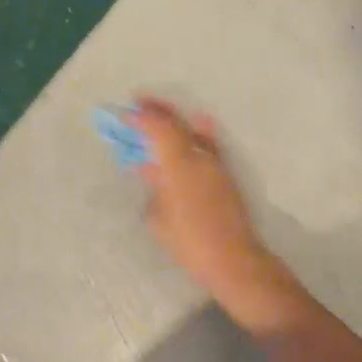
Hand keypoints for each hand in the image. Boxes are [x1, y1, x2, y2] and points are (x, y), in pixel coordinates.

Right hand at [128, 97, 305, 330]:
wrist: (233, 260)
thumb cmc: (190, 242)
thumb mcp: (159, 219)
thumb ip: (155, 191)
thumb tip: (155, 176)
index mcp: (180, 164)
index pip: (160, 129)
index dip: (142, 118)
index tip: (127, 112)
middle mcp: (200, 157)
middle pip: (179, 124)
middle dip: (159, 111)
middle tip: (141, 102)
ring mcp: (217, 165)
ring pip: (195, 132)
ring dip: (176, 122)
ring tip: (160, 117)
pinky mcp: (226, 177)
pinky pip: (207, 146)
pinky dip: (194, 136)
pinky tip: (191, 133)